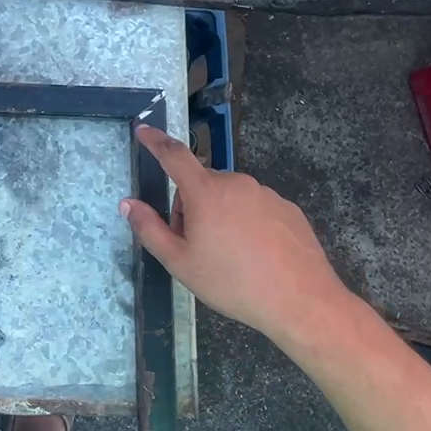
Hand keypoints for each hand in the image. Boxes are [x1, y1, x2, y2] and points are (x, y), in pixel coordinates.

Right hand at [122, 124, 357, 343]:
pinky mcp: (287, 208)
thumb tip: (128, 203)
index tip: (143, 129)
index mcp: (205, 192)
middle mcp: (235, 183)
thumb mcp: (180, 263)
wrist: (302, 302)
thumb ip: (149, 229)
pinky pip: (254, 207)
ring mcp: (265, 194)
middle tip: (195, 248)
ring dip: (218, 215)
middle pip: (200, 185)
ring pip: (228, 197)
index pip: (174, 155)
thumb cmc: (233, 282)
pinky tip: (256, 256)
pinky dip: (246, 223)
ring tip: (230, 257)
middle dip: (190, 208)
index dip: (155, 140)